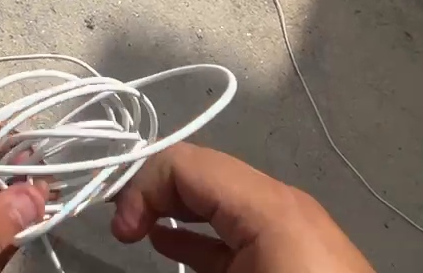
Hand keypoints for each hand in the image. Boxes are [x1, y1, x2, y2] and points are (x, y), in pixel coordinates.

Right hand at [110, 144, 374, 272]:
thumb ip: (188, 255)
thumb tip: (140, 238)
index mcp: (268, 206)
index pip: (184, 163)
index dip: (141, 187)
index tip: (120, 232)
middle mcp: (284, 205)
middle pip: (201, 172)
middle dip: (154, 193)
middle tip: (122, 227)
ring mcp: (298, 230)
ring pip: (220, 198)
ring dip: (174, 210)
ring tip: (138, 232)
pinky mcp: (302, 258)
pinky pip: (240, 229)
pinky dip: (201, 232)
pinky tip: (171, 245)